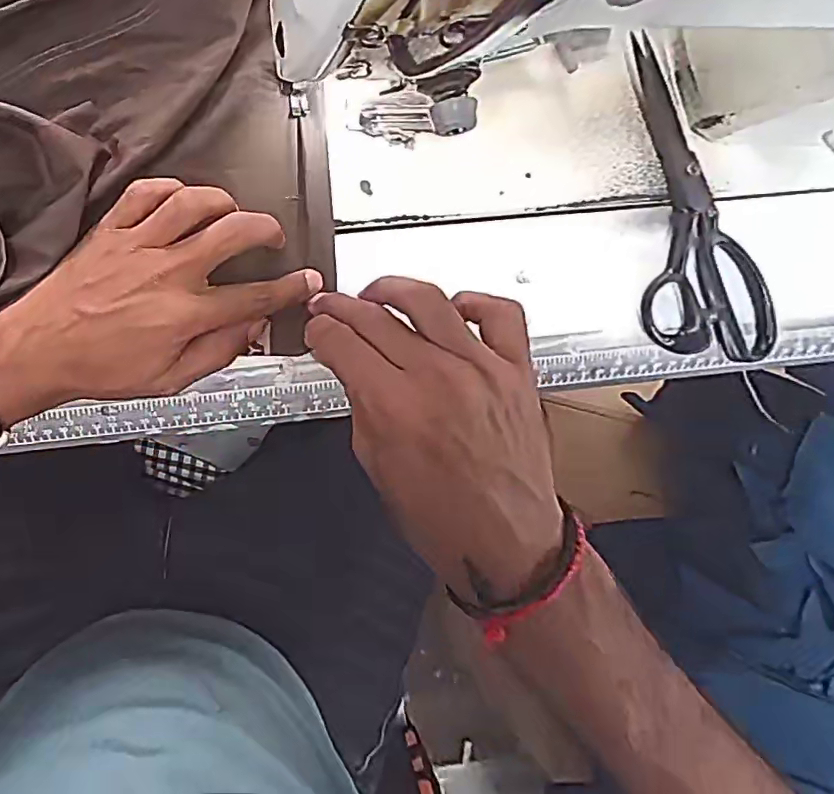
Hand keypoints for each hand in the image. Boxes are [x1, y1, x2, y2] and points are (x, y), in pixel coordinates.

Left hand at [0, 179, 322, 436]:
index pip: (254, 295)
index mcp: (184, 313)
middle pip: (234, 233)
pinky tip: (179, 197)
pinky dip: (168, 188)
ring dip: (223, 202)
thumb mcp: (167, 380)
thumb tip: (248, 330)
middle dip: (266, 229)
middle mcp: (166, 272)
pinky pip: (145, 193)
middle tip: (271, 235)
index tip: (304, 281)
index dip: (289, 288)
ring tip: (231, 211)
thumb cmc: (96, 367)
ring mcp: (138, 245)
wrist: (39, 350)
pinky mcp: (111, 231)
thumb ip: (216, 352)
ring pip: (194, 203)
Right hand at [306, 277, 562, 601]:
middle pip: (373, 316)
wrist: (507, 543)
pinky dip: (473, 301)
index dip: (320, 329)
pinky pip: (499, 313)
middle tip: (331, 308)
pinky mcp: (515, 371)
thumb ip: (360, 402)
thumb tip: (350, 366)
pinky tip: (453, 308)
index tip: (317, 329)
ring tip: (378, 295)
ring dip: (391, 289)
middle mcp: (437, 378)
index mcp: (394, 406)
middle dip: (340, 307)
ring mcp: (481, 369)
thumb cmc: (444, 517)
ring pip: (427, 300)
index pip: (341, 340)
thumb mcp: (374, 460)